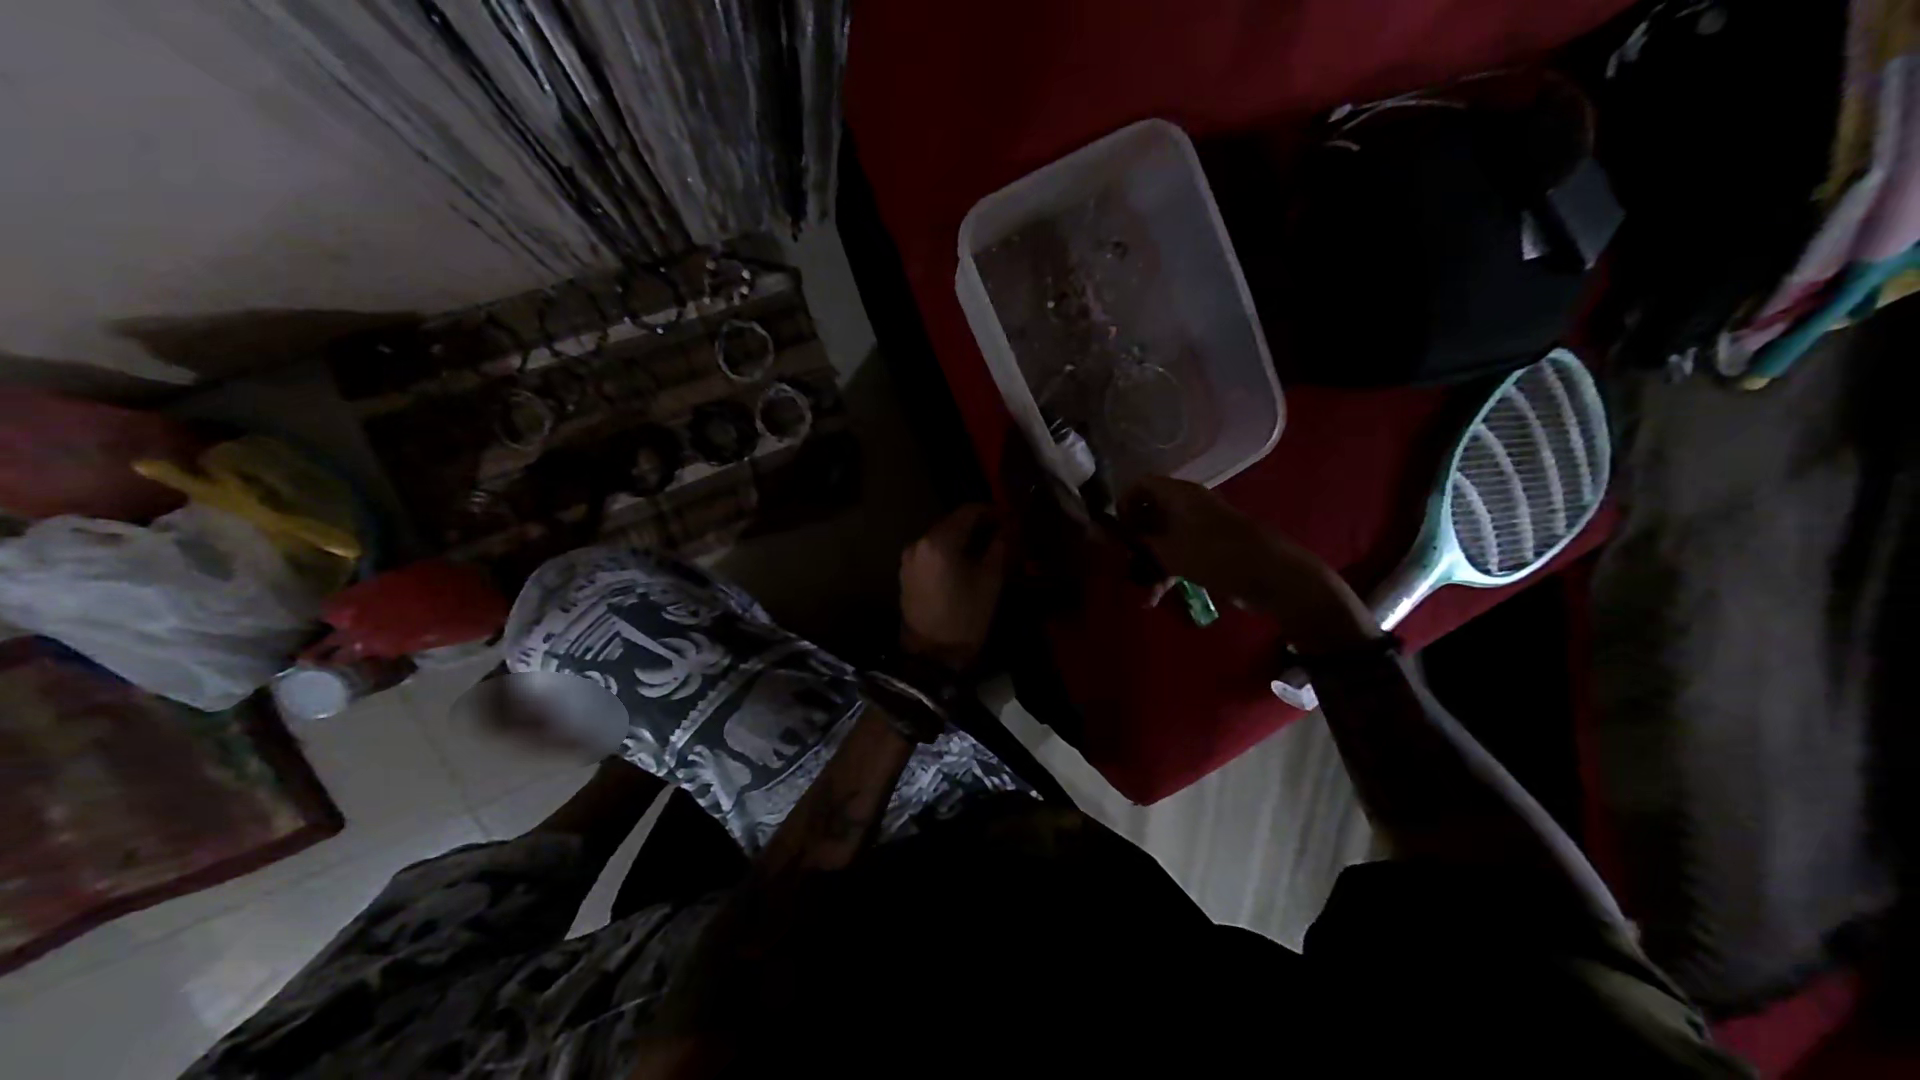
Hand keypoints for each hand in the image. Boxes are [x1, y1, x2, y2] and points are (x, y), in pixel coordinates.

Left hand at [899, 504, 1008, 669]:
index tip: (1010, 519)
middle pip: (952, 522)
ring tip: (987, 551)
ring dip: (964, 539)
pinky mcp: (906, 573)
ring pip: (941, 538)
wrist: (931, 655)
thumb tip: (1009, 525)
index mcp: (939, 541)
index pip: (968, 511)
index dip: (992, 511)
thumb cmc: (965, 617)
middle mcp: (919, 543)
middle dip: (978, 526)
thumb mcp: (990, 580)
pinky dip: (949, 553)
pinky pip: (932, 553)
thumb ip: (1000, 546)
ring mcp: (909, 558)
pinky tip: (966, 565)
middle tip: (1003, 536)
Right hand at [1118, 477, 1376, 652]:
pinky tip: (1155, 599)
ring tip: (1142, 593)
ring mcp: (1199, 528)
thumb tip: (1107, 532)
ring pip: (1162, 539)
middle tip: (1122, 564)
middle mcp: (1188, 505)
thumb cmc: (1215, 555)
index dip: (1123, 505)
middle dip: (1133, 541)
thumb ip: (1137, 540)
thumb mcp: (1168, 549)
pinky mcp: (1209, 550)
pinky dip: (1167, 573)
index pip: (1140, 485)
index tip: (1116, 532)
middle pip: (1149, 514)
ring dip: (1149, 565)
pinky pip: (1179, 556)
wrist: (1272, 576)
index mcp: (1179, 494)